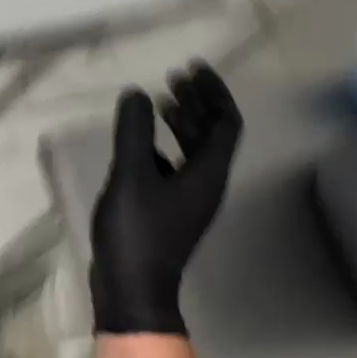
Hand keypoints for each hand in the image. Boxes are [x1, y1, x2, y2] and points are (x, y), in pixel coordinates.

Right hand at [91, 61, 242, 335]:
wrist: (132, 288)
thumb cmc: (136, 232)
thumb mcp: (131, 178)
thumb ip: (134, 134)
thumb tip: (138, 94)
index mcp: (207, 174)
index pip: (225, 122)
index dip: (213, 92)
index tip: (191, 69)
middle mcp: (206, 184)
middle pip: (212, 135)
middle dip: (196, 103)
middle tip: (174, 79)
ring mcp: (188, 201)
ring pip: (194, 152)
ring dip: (181, 124)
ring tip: (159, 104)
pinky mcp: (169, 213)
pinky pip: (175, 169)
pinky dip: (164, 148)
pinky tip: (140, 145)